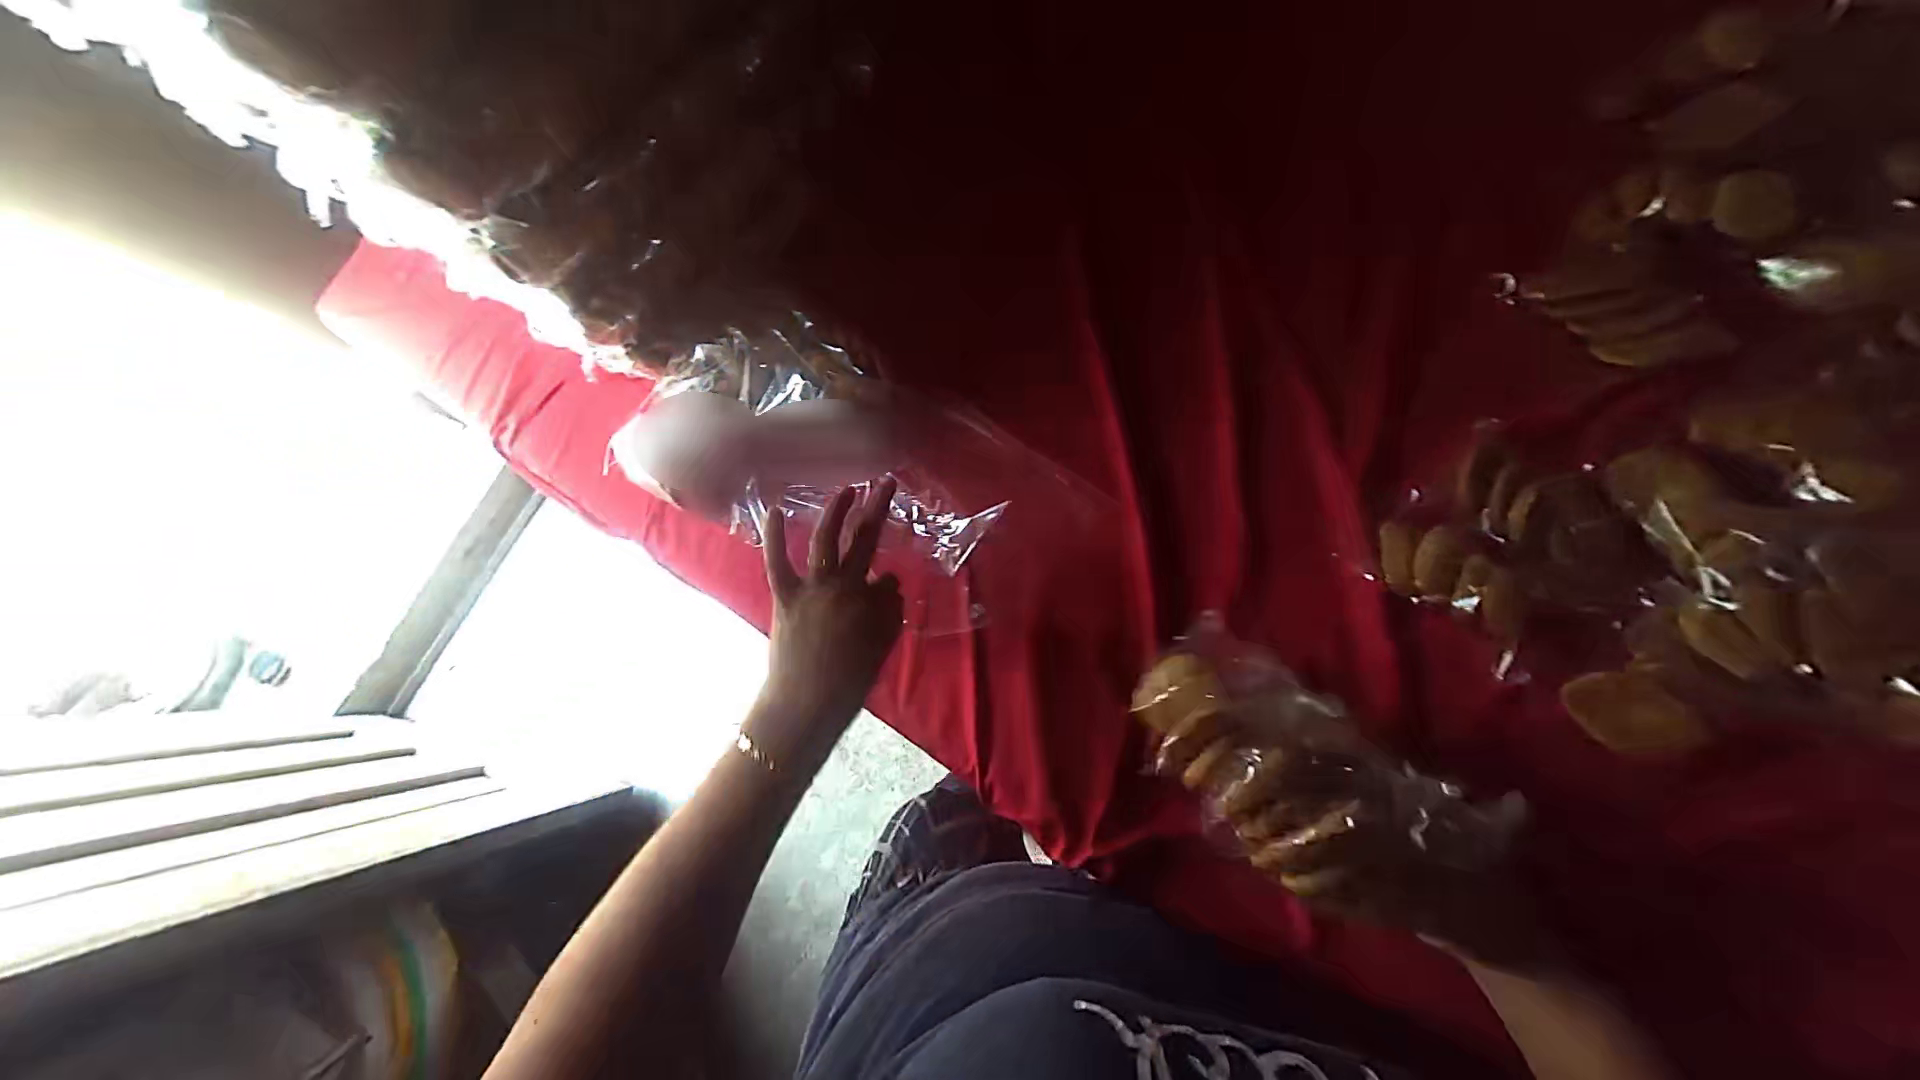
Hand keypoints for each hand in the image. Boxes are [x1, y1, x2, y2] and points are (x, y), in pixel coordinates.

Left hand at [749, 479, 904, 771]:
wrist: (805, 703)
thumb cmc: (849, 681)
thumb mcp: (882, 646)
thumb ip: (889, 610)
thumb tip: (885, 582)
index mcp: (868, 601)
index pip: (885, 576)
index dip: (888, 585)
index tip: (885, 596)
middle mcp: (842, 585)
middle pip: (863, 539)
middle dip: (876, 508)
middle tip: (885, 484)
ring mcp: (810, 589)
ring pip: (825, 541)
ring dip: (835, 512)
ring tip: (847, 490)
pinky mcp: (785, 596)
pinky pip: (778, 562)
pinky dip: (775, 536)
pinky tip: (774, 510)